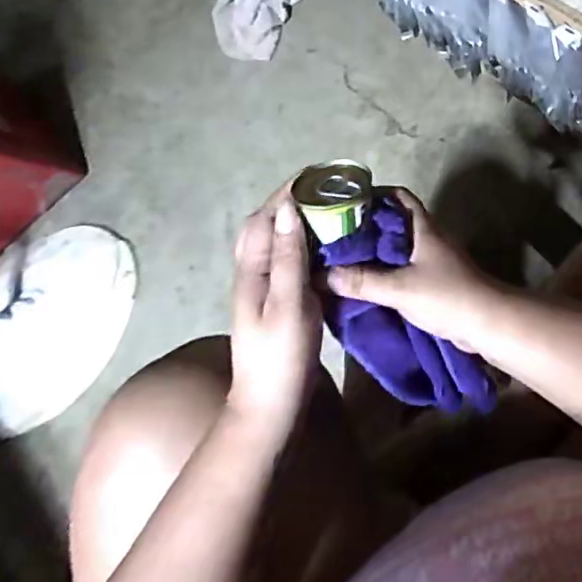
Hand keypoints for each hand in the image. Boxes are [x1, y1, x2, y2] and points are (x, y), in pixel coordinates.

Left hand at [226, 184, 321, 433]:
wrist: (269, 407)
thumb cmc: (280, 355)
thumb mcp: (288, 303)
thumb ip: (287, 256)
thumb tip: (286, 209)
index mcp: (252, 271)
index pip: (264, 217)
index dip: (287, 192)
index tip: (316, 175)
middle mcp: (253, 274)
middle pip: (265, 225)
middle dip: (291, 200)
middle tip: (327, 188)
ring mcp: (263, 288)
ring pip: (275, 241)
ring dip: (296, 219)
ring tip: (329, 207)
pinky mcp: (277, 300)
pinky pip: (287, 257)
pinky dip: (303, 241)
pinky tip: (325, 245)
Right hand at [325, 187, 501, 350]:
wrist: (486, 322)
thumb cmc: (447, 296)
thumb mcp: (400, 289)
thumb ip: (363, 281)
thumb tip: (323, 274)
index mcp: (425, 227)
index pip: (400, 197)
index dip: (376, 194)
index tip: (348, 201)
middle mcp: (430, 237)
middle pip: (397, 221)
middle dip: (369, 225)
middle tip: (337, 235)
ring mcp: (435, 258)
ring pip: (401, 246)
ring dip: (377, 250)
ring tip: (345, 259)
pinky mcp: (436, 279)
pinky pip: (405, 267)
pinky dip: (387, 270)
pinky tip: (367, 283)